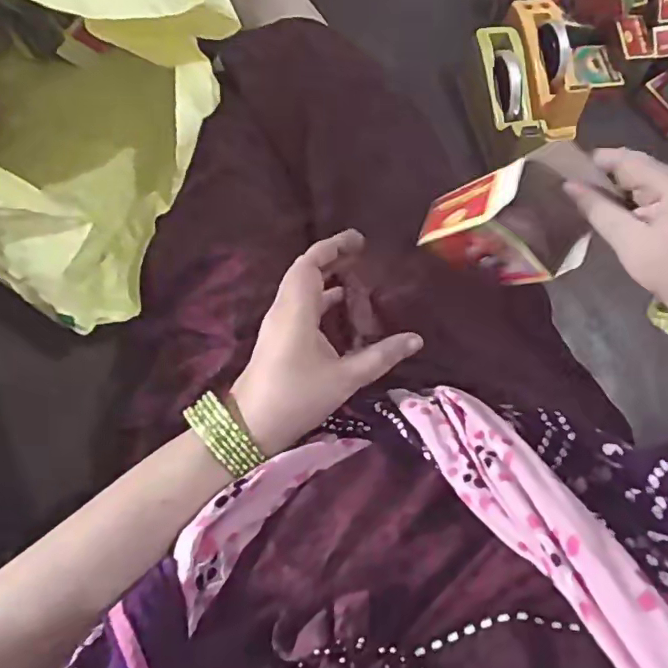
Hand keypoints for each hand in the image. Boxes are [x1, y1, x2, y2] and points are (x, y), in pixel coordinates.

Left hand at [230, 230, 422, 451]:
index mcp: (296, 310)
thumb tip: (415, 339)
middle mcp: (284, 310)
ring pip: (302, 288)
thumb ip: (380, 356)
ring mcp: (278, 324)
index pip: (310, 264)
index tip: (358, 240)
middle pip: (305, 271)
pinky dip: (321, 298)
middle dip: (332, 258)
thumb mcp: (345, 378)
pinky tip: (341, 308)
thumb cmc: (297, 397)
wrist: (252, 426)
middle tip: (362, 254)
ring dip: (326, 277)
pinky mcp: (278, 338)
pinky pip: (301, 305)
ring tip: (357, 276)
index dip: (333, 247)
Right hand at [564, 148, 667, 311]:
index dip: (597, 160)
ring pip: (640, 175)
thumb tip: (569, 185)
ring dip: (615, 184)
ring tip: (586, 193)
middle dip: (604, 172)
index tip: (568, 168)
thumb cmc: (663, 267)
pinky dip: (627, 193)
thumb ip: (597, 208)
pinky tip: (610, 204)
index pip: (628, 159)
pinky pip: (648, 188)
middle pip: (635, 164)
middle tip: (574, 183)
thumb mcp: (626, 239)